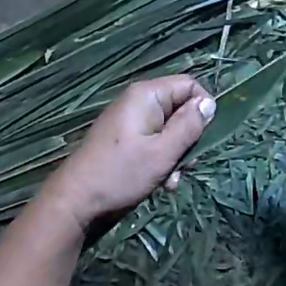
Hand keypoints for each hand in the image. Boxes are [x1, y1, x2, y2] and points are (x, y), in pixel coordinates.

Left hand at [43, 75, 214, 231]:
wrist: (76, 200)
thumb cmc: (121, 173)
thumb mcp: (163, 151)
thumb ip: (189, 126)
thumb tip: (210, 103)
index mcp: (146, 95)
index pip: (190, 85)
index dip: (202, 108)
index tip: (204, 136)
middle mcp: (138, 101)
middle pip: (181, 108)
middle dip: (189, 138)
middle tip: (187, 165)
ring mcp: (130, 121)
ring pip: (170, 130)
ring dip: (176, 155)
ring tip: (171, 180)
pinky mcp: (126, 139)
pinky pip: (154, 142)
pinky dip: (161, 160)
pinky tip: (160, 183)